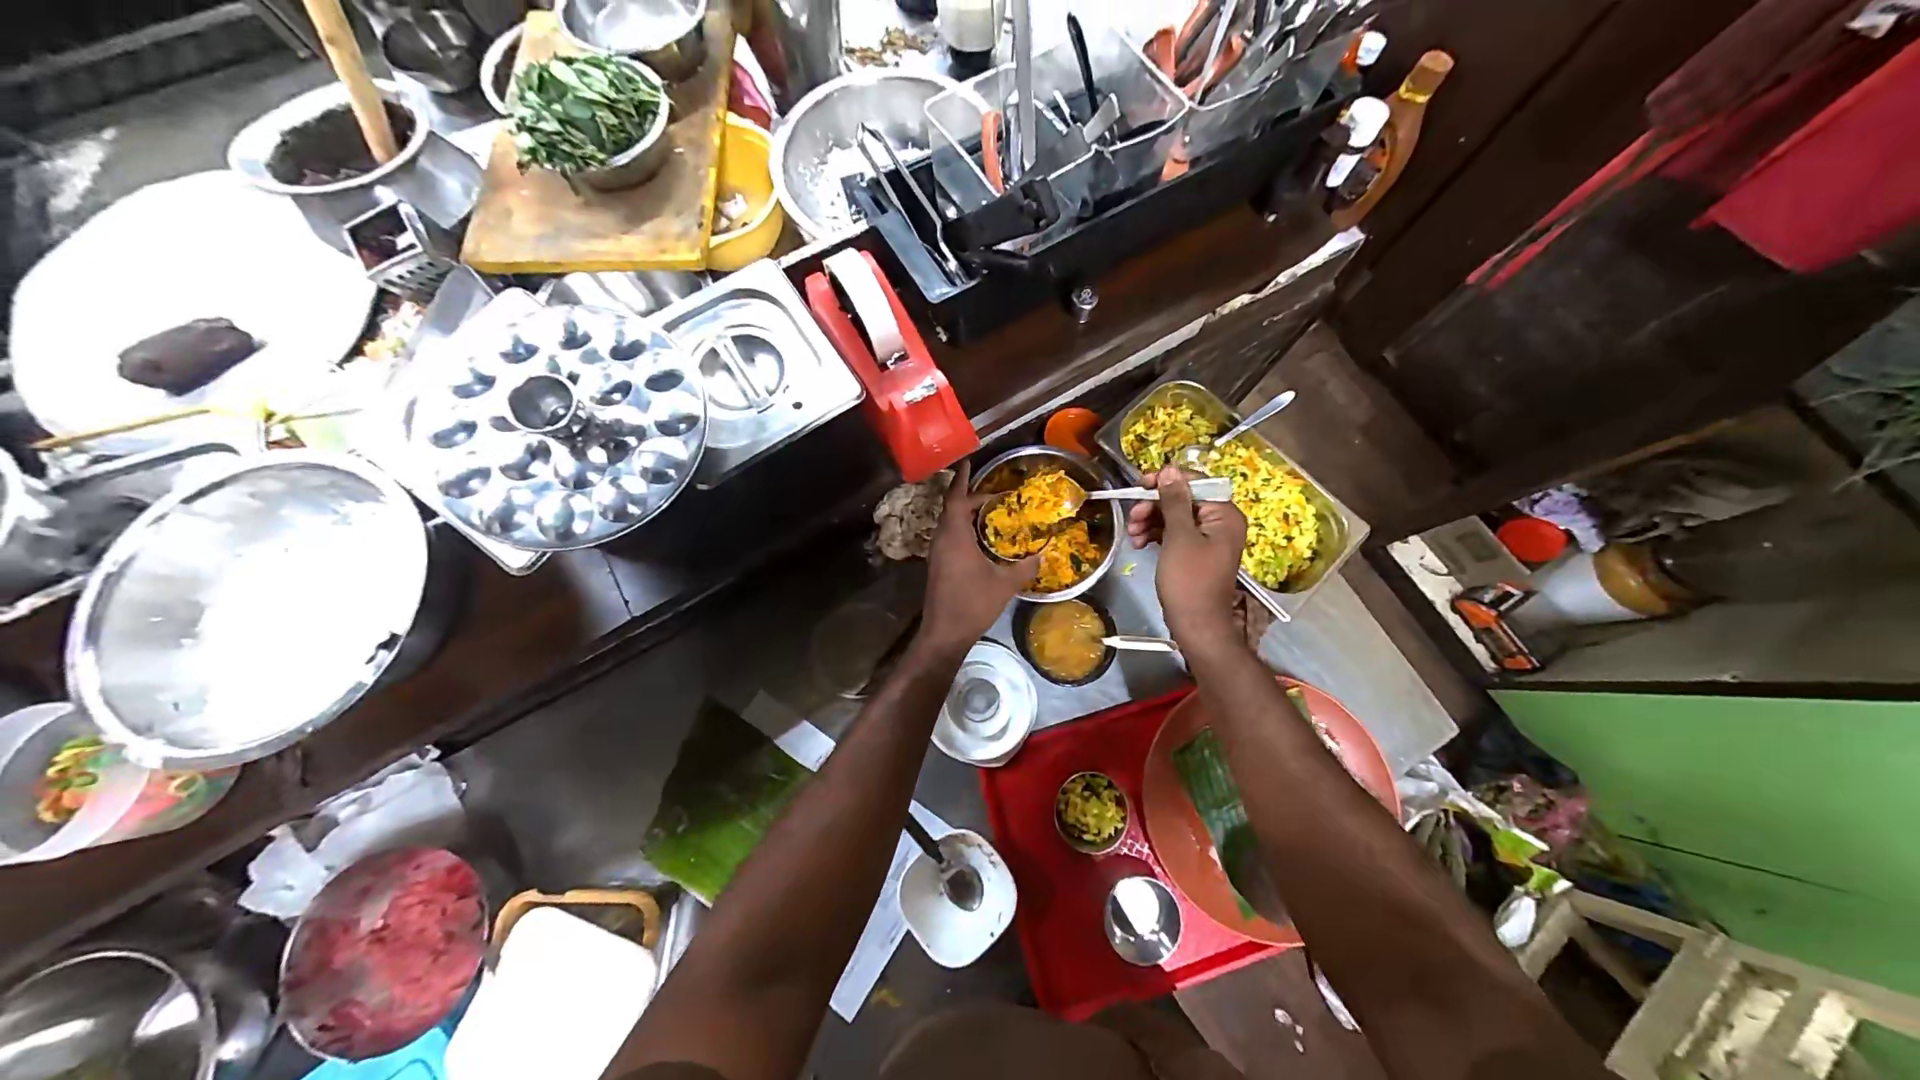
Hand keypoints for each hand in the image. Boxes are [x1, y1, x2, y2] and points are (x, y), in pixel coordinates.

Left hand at [919, 461, 1037, 653]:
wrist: (945, 633)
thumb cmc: (973, 603)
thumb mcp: (1005, 584)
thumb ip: (1025, 566)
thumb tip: (1043, 553)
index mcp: (954, 536)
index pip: (956, 498)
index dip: (963, 479)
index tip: (970, 462)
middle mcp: (942, 539)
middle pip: (953, 508)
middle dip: (970, 495)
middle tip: (994, 492)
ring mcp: (937, 553)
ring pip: (950, 523)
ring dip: (966, 512)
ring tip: (989, 508)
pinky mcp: (938, 565)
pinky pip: (950, 537)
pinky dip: (964, 528)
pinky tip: (980, 536)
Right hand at [1128, 466, 1245, 648]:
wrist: (1196, 624)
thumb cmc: (1189, 580)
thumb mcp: (1179, 536)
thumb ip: (1174, 501)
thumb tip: (1170, 470)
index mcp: (1224, 514)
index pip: (1194, 483)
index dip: (1166, 482)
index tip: (1140, 486)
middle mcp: (1220, 522)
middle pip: (1182, 499)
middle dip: (1154, 506)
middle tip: (1132, 517)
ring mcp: (1208, 539)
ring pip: (1174, 516)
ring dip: (1150, 521)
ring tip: (1132, 535)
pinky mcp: (1195, 552)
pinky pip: (1174, 533)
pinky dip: (1155, 535)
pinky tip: (1139, 543)